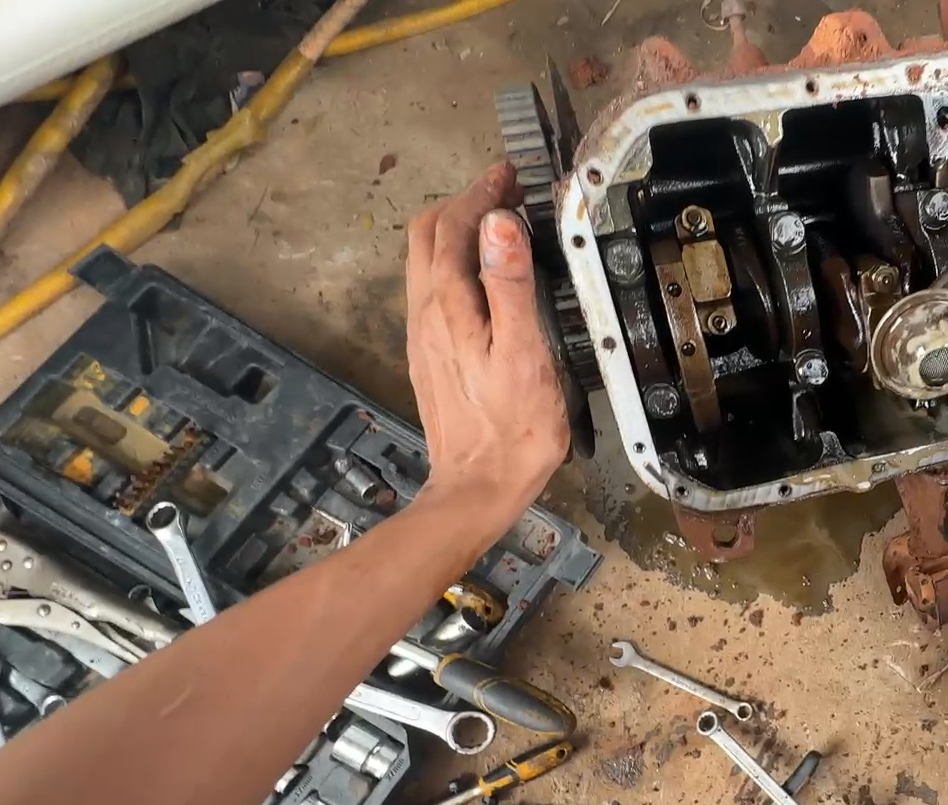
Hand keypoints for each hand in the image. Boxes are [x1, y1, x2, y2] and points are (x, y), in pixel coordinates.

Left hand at [405, 163, 570, 524]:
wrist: (478, 487)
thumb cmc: (514, 430)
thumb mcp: (524, 357)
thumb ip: (512, 289)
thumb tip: (501, 225)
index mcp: (449, 307)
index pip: (453, 227)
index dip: (480, 193)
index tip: (509, 174)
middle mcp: (426, 314)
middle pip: (428, 236)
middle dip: (462, 204)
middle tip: (504, 194)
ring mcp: (423, 336)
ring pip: (425, 262)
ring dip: (455, 231)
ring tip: (496, 227)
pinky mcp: (431, 357)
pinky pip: (433, 290)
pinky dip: (454, 263)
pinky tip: (481, 278)